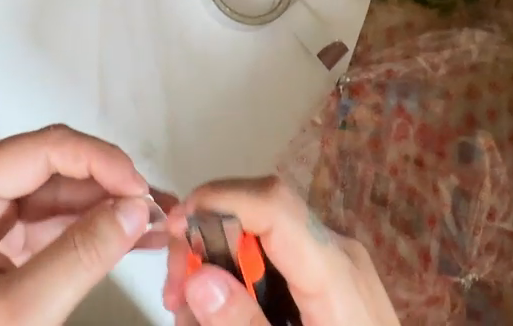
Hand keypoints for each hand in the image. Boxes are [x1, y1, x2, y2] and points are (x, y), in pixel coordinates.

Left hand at [0, 125, 167, 325]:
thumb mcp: (17, 311)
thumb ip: (79, 256)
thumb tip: (139, 207)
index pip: (46, 149)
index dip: (100, 161)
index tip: (143, 192)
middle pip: (58, 168)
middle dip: (111, 184)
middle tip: (163, 207)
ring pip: (65, 196)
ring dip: (112, 208)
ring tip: (163, 222)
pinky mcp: (6, 250)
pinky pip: (59, 227)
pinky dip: (97, 232)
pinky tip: (138, 238)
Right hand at [162, 176, 397, 325]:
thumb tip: (197, 278)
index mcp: (335, 269)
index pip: (273, 203)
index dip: (218, 199)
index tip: (174, 229)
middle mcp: (338, 251)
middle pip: (259, 214)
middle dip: (208, 243)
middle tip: (175, 296)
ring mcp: (337, 262)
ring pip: (261, 237)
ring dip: (219, 266)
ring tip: (192, 318)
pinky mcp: (331, 279)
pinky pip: (278, 259)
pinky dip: (243, 280)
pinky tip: (227, 316)